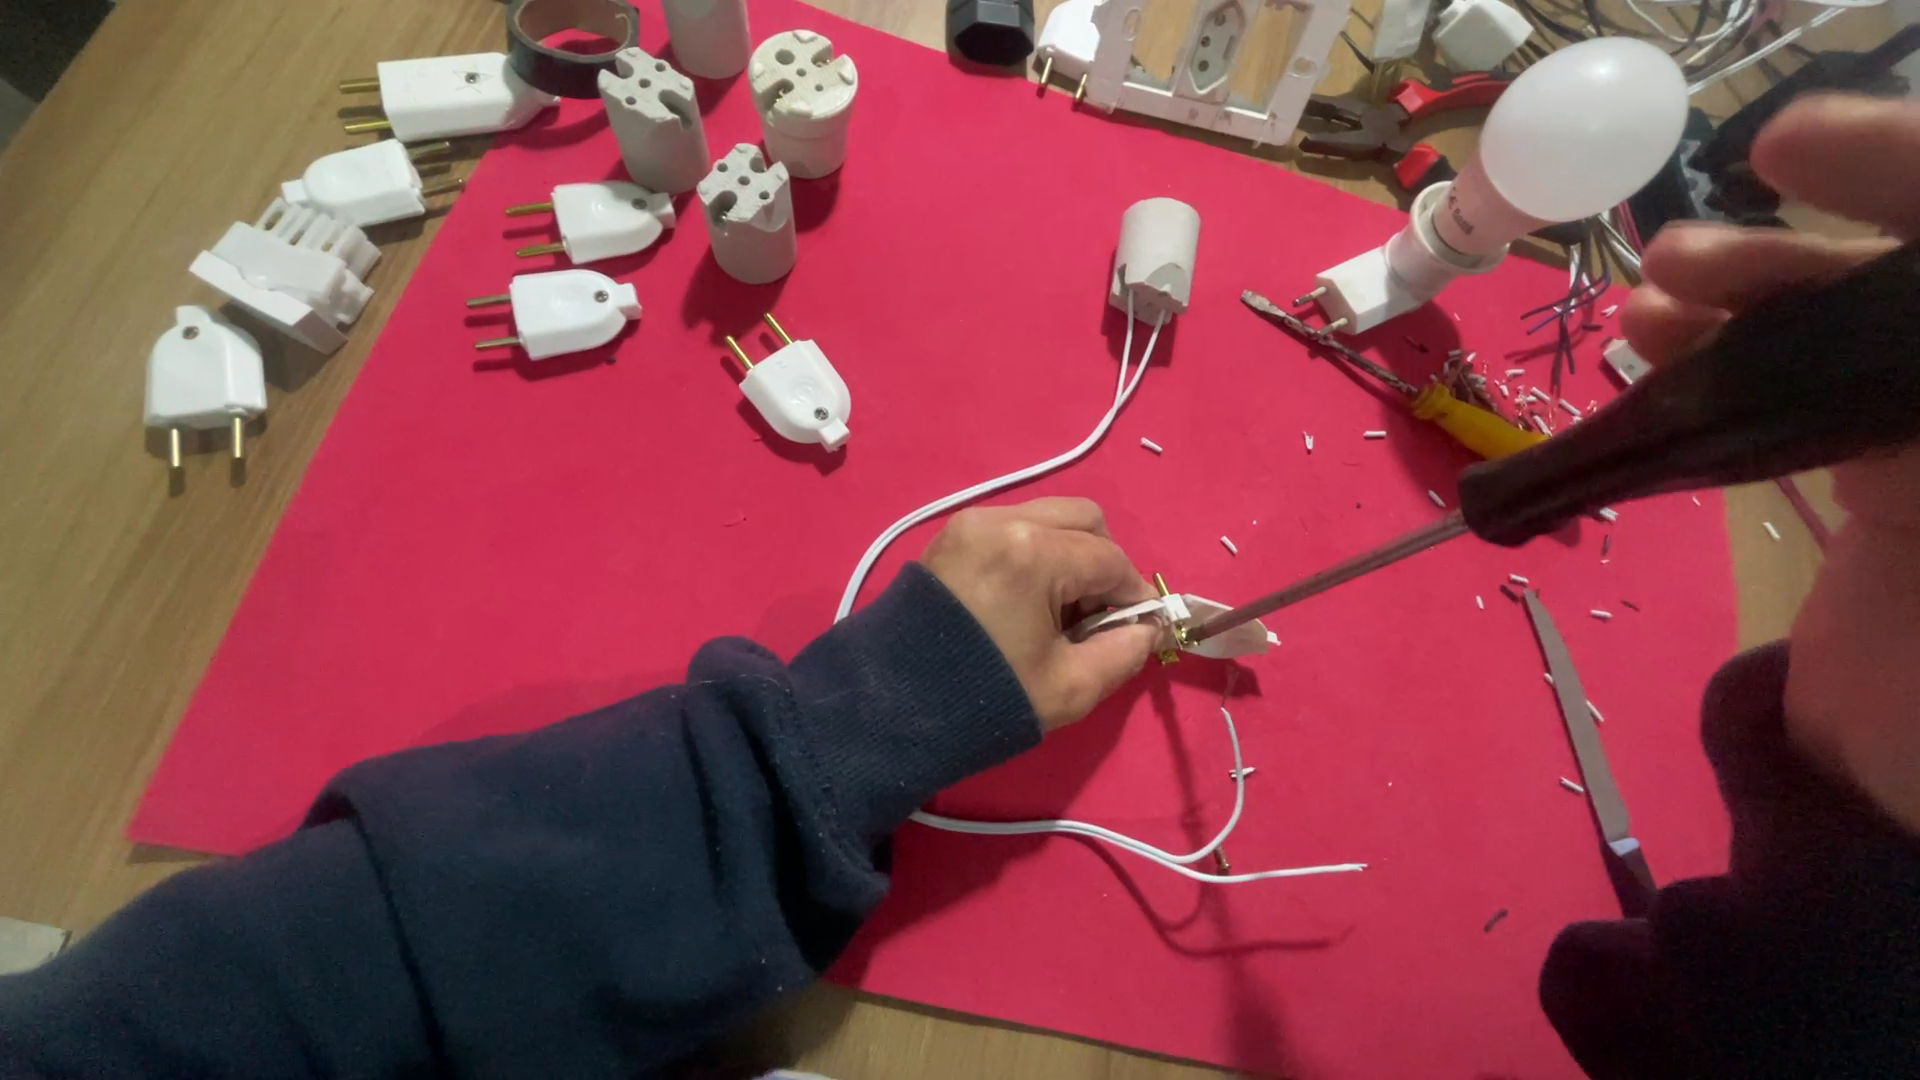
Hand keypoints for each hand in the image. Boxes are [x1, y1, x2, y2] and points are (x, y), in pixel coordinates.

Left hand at [919, 497, 1160, 731]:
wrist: (893, 709)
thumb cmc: (986, 700)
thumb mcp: (1071, 687)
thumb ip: (1125, 651)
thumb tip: (1150, 628)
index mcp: (1032, 552)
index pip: (1109, 559)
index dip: (1134, 596)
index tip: (1139, 628)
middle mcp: (1002, 520)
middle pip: (1082, 519)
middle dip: (1103, 563)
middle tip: (1094, 616)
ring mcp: (971, 523)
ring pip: (1047, 517)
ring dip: (1069, 555)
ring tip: (1057, 613)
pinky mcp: (951, 535)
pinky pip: (1012, 528)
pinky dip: (1034, 553)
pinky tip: (1025, 602)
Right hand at [1623, 94, 1919, 827]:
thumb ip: (1882, 422)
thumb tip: (1851, 326)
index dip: (1903, 178)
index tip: (1790, 147)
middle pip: (1901, 292)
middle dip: (1797, 253)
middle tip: (1676, 255)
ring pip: (1842, 334)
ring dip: (1742, 304)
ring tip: (1645, 303)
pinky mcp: (1875, 487)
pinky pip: (1799, 394)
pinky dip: (1723, 369)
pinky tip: (1655, 355)